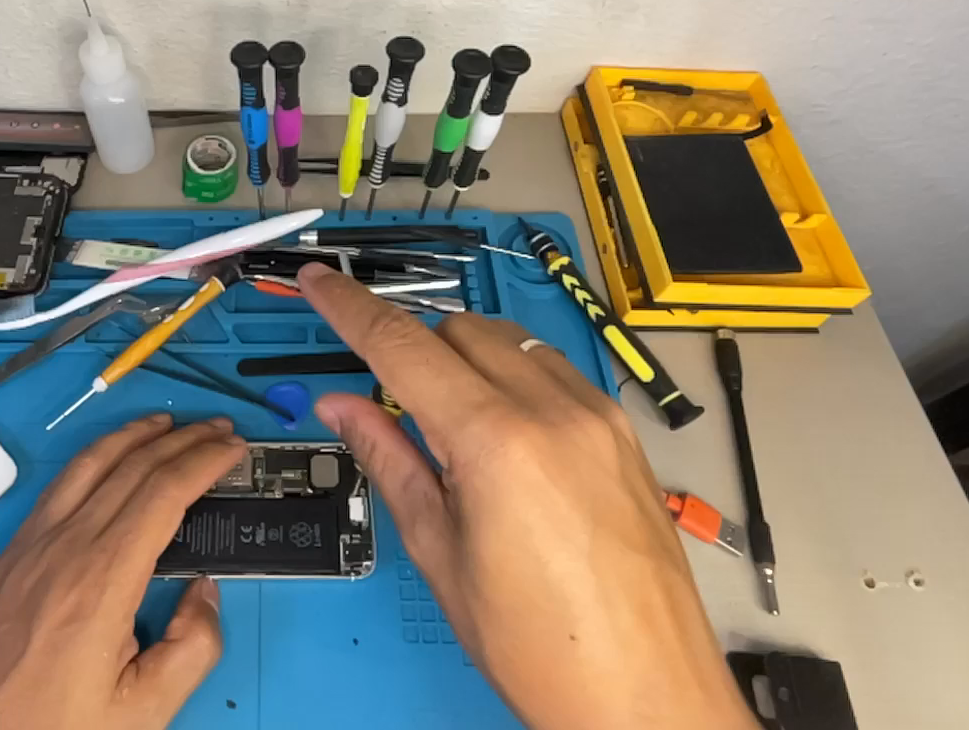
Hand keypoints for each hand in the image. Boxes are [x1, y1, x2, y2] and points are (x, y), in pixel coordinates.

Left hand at [0, 414, 247, 729]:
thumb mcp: (141, 716)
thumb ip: (192, 649)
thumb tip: (204, 593)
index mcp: (103, 578)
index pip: (164, 492)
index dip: (204, 461)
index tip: (233, 447)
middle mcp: (65, 545)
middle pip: (133, 467)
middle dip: (183, 440)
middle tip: (218, 429)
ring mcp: (30, 544)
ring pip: (89, 464)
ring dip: (134, 435)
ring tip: (167, 424)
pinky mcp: (8, 555)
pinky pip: (58, 486)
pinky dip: (93, 457)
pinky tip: (106, 461)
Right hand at [297, 264, 753, 729]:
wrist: (650, 698)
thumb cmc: (533, 644)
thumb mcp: (438, 550)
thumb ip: (386, 457)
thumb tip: (339, 405)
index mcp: (494, 442)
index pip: (401, 345)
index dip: (349, 305)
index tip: (318, 280)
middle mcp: (551, 408)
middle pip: (455, 328)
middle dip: (411, 348)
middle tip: (393, 402)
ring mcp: (595, 413)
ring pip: (504, 336)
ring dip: (461, 354)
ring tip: (452, 420)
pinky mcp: (621, 429)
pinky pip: (549, 365)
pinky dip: (509, 372)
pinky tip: (505, 427)